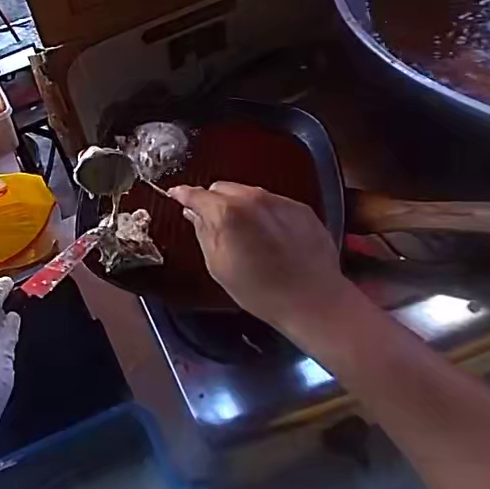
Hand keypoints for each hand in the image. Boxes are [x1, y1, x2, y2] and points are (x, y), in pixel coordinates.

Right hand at [168, 182, 355, 336]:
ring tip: (246, 233)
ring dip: (241, 205)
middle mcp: (253, 197)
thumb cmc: (260, 291)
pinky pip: (273, 202)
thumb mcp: (219, 266)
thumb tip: (193, 212)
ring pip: (249, 192)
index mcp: (228, 211)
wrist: (313, 300)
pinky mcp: (301, 207)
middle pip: (223, 188)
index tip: (176, 195)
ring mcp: (280, 200)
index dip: (183, 194)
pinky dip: (265, 213)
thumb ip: (203, 232)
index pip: (197, 193)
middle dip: (215, 201)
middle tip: (215, 223)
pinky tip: (272, 236)